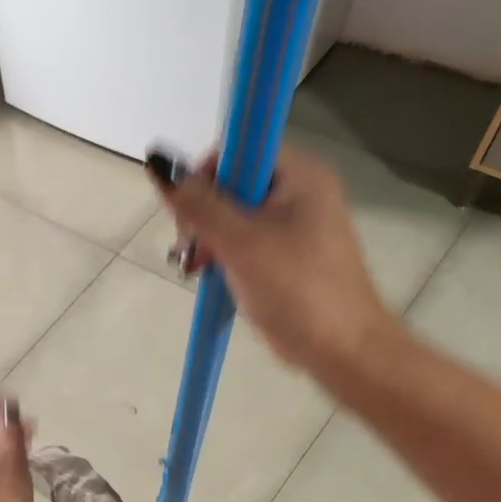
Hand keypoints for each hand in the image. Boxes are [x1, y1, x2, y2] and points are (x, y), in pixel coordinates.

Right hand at [160, 149, 395, 373]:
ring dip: (206, 238)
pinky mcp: (285, 256)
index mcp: (300, 176)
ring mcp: (293, 226)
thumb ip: (197, 203)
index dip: (206, 174)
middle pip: (231, 183)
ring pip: (232, 215)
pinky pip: (242, 241)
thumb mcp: (240, 243)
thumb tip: (157, 161)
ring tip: (195, 267)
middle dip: (201, 213)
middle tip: (190, 247)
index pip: (239, 150)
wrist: (343, 351)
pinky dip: (220, 254)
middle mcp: (299, 192)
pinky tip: (206, 275)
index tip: (189, 211)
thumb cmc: (296, 290)